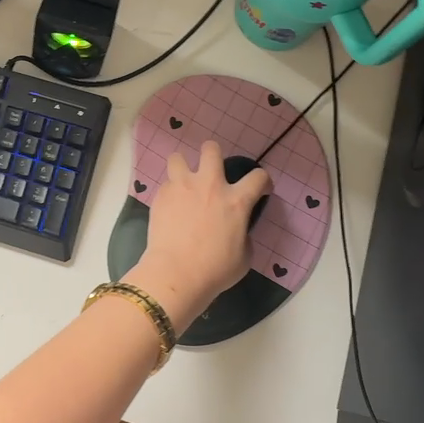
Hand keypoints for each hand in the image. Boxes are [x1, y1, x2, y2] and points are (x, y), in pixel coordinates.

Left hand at [127, 140, 270, 329]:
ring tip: (183, 181)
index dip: (262, 181)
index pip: (258, 177)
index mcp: (236, 201)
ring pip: (178, 157)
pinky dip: (170, 190)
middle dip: (213, 154)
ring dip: (183, 166)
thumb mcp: (244, 255)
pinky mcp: (161, 194)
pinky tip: (170, 205)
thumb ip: (243, 234)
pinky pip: (166, 183)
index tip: (259, 188)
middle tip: (211, 171)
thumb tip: (237, 228)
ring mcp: (182, 186)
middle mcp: (210, 185)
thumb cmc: (215, 270)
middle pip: (211, 149)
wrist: (176, 273)